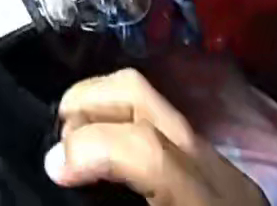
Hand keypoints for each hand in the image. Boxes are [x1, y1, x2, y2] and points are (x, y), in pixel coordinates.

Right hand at [47, 69, 264, 205]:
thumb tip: (61, 176)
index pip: (150, 151)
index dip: (89, 147)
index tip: (54, 171)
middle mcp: (222, 180)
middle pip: (140, 95)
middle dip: (83, 105)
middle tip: (60, 151)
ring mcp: (221, 169)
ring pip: (145, 99)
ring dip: (96, 110)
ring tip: (75, 151)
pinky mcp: (216, 173)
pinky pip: (154, 124)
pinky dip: (117, 127)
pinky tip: (106, 162)